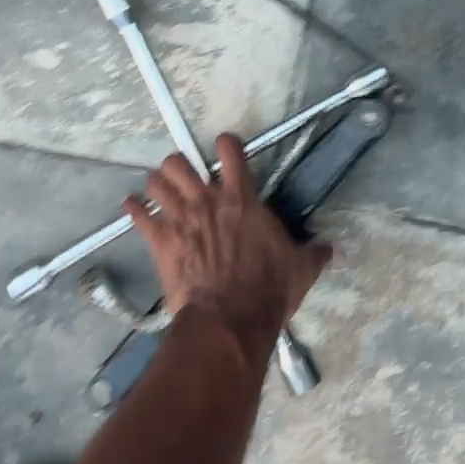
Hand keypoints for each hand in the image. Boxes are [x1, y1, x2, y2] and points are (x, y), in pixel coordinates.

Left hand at [125, 134, 332, 349]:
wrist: (229, 320)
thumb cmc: (267, 289)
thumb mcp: (300, 269)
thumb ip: (315, 254)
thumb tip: (334, 251)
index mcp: (242, 199)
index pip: (230, 151)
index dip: (226, 143)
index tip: (225, 146)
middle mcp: (207, 200)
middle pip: (179, 162)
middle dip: (178, 165)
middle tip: (183, 176)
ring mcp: (180, 219)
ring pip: (156, 183)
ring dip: (157, 184)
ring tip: (159, 189)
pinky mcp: (160, 243)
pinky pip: (139, 217)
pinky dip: (133, 209)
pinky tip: (130, 205)